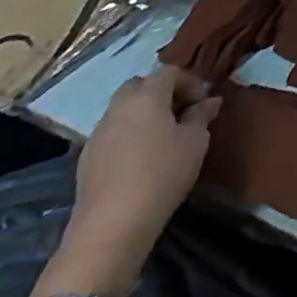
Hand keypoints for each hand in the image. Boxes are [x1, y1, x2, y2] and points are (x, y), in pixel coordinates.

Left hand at [28, 66, 220, 296]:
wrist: (112, 224)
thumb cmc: (163, 173)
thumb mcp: (195, 141)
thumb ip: (202, 115)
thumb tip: (210, 100)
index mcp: (146, 97)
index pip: (169, 72)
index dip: (190, 81)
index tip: (204, 102)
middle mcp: (118, 108)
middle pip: (139, 85)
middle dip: (161, 92)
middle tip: (181, 112)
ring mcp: (97, 134)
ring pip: (122, 109)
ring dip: (143, 113)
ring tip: (163, 136)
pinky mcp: (86, 159)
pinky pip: (112, 132)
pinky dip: (128, 133)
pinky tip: (141, 158)